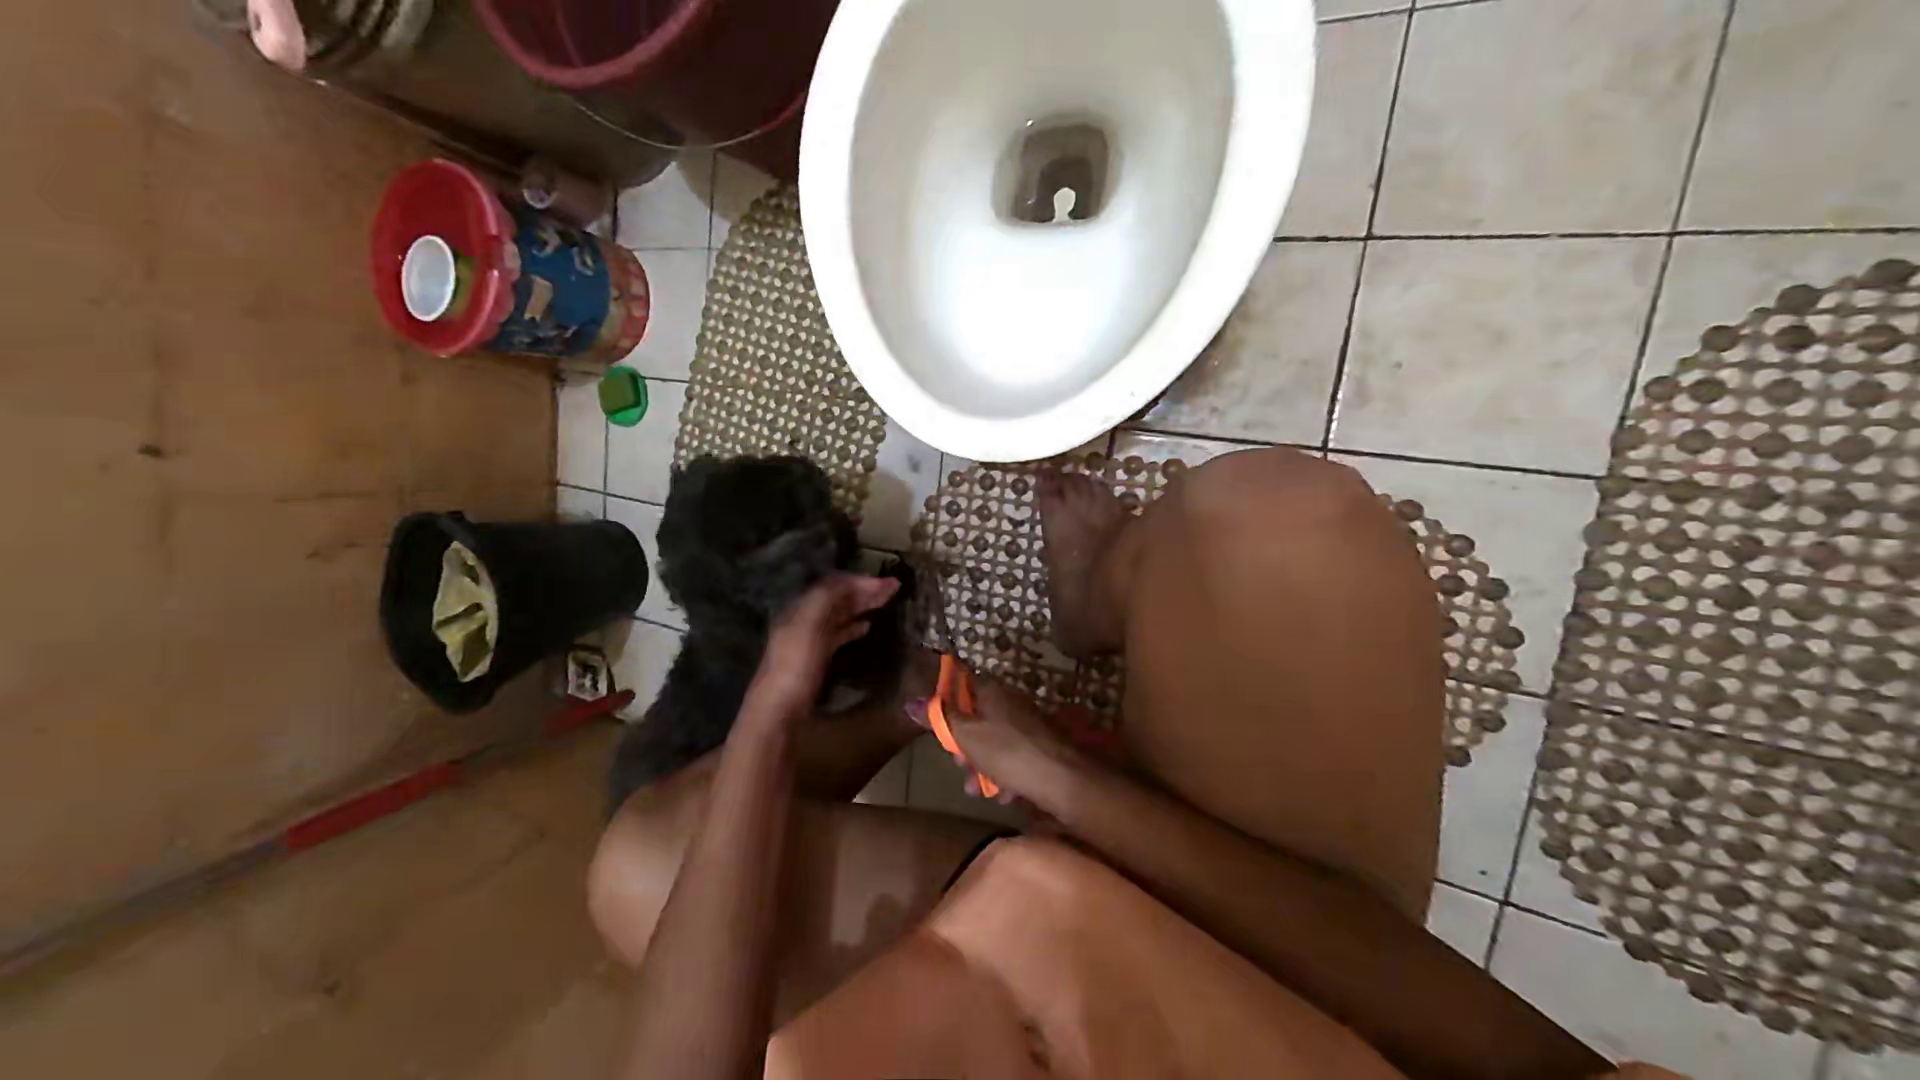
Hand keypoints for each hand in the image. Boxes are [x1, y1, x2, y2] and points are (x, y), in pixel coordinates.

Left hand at [745, 574, 900, 723]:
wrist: (777, 715)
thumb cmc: (794, 668)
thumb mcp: (808, 626)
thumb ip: (826, 598)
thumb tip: (855, 581)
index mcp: (800, 610)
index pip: (834, 585)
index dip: (861, 580)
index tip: (891, 583)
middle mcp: (803, 621)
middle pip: (837, 599)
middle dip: (865, 591)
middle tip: (895, 589)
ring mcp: (808, 642)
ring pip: (839, 616)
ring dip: (862, 607)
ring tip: (885, 604)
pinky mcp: (815, 661)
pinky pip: (837, 635)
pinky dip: (854, 627)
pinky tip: (867, 628)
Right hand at [940, 679, 1080, 799]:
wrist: (1063, 780)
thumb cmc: (1008, 753)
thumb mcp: (967, 736)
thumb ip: (941, 719)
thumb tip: (911, 702)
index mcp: (993, 692)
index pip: (962, 688)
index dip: (948, 709)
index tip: (941, 732)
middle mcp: (1011, 703)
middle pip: (976, 720)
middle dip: (965, 748)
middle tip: (961, 768)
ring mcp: (1028, 726)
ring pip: (993, 744)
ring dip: (982, 768)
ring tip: (979, 790)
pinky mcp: (1040, 749)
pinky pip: (1013, 759)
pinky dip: (1005, 776)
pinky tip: (1004, 796)